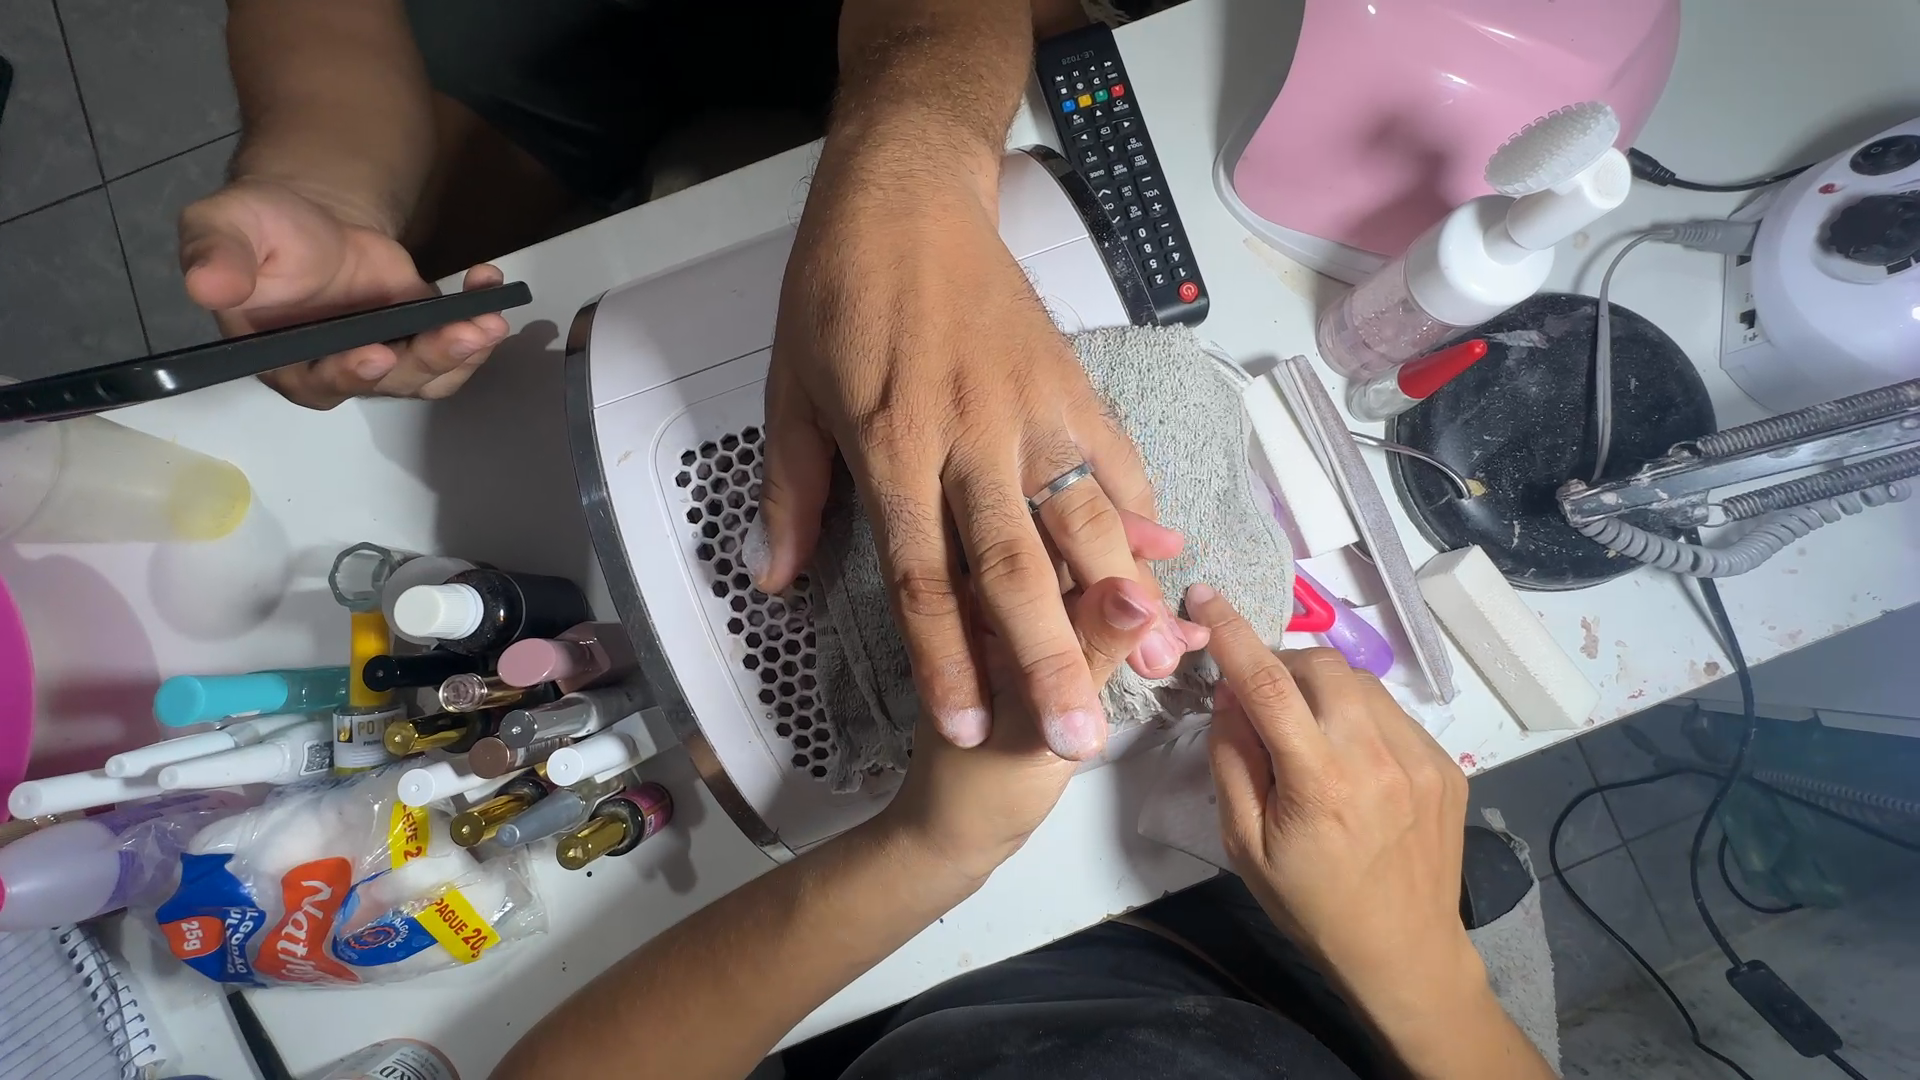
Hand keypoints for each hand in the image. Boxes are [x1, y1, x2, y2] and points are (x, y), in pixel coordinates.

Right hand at [178, 177, 510, 408]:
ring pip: (435, 373)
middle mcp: (342, 369)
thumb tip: (205, 286)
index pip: (319, 383)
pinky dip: (480, 322)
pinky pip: (461, 347)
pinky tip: (488, 285)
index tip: (377, 353)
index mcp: (284, 357)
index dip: (349, 375)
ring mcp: (392, 359)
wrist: (316, 217)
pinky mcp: (425, 342)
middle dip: (432, 358)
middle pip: (394, 381)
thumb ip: (216, 255)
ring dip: (468, 350)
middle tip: (467, 332)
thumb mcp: (225, 226)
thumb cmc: (262, 226)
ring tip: (490, 319)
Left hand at [759, 159, 1177, 762]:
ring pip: (1078, 515)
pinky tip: (1164, 557)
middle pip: (1010, 564)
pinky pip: (1112, 453)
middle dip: (1046, 659)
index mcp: (892, 448)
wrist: (903, 197)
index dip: (944, 660)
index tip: (969, 730)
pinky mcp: (1068, 382)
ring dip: (1116, 595)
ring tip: (1155, 664)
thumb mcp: (790, 394)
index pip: (921, 577)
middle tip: (1075, 740)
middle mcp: (968, 439)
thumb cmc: (838, 296)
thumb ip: (793, 495)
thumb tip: (777, 579)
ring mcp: (1029, 410)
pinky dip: (1139, 507)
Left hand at [877, 563, 1206, 885]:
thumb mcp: (1037, 723)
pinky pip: (1093, 622)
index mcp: (970, 604)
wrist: (960, 836)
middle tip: (1181, 592)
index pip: (1035, 542)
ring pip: (1087, 586)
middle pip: (1068, 554)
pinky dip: (1135, 628)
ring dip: (1140, 597)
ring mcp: (1019, 623)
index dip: (1101, 532)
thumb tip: (1138, 594)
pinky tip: (1179, 636)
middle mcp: (992, 601)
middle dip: (1130, 564)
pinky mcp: (1043, 648)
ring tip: (1188, 625)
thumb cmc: (981, 788)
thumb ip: (1085, 657)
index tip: (1161, 544)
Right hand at [1188, 584, 1484, 1022]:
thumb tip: (1229, 693)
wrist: (1405, 952)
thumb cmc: (1309, 902)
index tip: (1205, 595)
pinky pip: (1387, 708)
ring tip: (1305, 729)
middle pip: (1319, 663)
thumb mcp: (1242, 841)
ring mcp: (1421, 757)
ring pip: (1357, 678)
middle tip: (1261, 699)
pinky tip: (1346, 753)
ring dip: (1317, 686)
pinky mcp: (1445, 763)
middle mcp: (1377, 757)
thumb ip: (1231, 758)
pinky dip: (1353, 711)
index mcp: (1319, 782)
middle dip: (1279, 663)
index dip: (1231, 632)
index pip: (1266, 683)